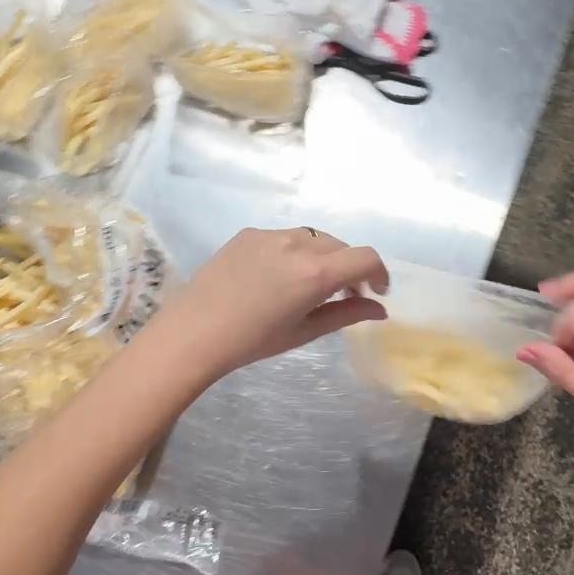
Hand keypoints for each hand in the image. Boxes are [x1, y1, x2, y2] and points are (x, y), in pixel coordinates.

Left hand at [144, 227, 388, 378]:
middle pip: (341, 246)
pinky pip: (285, 237)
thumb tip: (380, 309)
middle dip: (350, 268)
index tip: (376, 292)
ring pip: (314, 239)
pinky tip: (278, 278)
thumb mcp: (305, 331)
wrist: (194, 332)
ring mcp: (270, 234)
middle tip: (345, 296)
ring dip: (324, 258)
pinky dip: (296, 253)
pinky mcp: (248, 233)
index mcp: (315, 272)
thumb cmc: (253, 341)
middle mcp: (297, 244)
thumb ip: (347, 314)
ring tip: (311, 286)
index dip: (379, 273)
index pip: (366, 257)